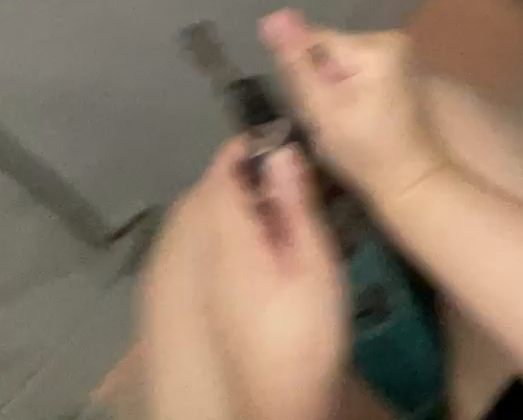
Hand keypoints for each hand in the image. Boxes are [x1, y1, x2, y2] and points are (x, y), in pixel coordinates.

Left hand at [199, 138, 346, 419]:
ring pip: (215, 217)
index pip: (221, 174)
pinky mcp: (215, 298)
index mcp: (231, 240)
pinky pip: (218, 240)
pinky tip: (273, 235)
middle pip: (215, 192)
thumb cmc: (307, 334)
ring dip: (244, 195)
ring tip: (288, 194)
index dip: (245, 145)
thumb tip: (282, 151)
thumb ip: (296, 206)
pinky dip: (241, 222)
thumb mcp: (315, 265)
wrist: (281, 407)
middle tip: (293, 162)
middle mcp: (209, 254)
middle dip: (247, 168)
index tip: (278, 131)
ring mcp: (208, 279)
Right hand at [260, 10, 451, 209]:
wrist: (409, 180)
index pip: (314, 41)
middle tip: (327, 118)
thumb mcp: (321, 109)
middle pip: (329, 50)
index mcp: (375, 44)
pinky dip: (349, 89)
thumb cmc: (363, 152)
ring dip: (333, 86)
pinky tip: (355, 114)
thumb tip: (274, 16)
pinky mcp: (399, 66)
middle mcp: (391, 37)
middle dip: (320, 80)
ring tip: (342, 119)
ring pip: (341, 60)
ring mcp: (399, 51)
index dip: (303, 74)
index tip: (312, 106)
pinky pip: (357, 68)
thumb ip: (296, 63)